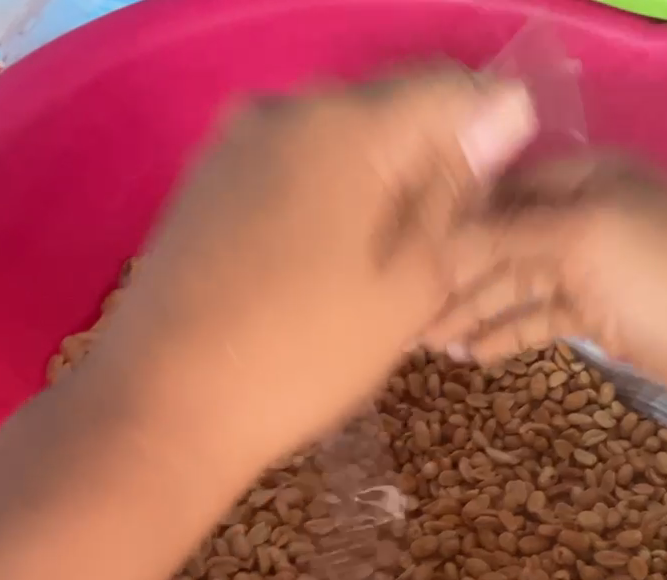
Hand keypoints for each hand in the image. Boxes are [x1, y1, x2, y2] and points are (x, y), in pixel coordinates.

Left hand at [73, 71, 536, 485]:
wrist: (166, 403)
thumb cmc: (305, 356)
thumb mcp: (406, 289)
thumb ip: (454, 197)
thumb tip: (501, 117)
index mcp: (345, 129)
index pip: (445, 89)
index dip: (489, 129)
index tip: (500, 193)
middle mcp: (285, 109)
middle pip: (388, 113)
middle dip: (432, 166)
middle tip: (445, 249)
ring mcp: (235, 142)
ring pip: (340, 143)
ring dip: (382, 188)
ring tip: (387, 269)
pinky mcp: (207, 179)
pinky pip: (295, 168)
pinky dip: (332, 200)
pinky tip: (330, 266)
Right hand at [421, 157, 666, 444]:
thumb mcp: (588, 241)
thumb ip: (512, 237)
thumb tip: (441, 239)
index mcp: (586, 178)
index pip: (502, 189)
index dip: (452, 219)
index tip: (400, 253)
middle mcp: (585, 216)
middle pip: (505, 240)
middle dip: (454, 274)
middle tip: (401, 312)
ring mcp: (595, 270)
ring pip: (519, 285)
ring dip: (474, 310)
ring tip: (424, 341)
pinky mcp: (604, 317)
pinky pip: (543, 319)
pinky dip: (509, 334)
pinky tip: (471, 354)